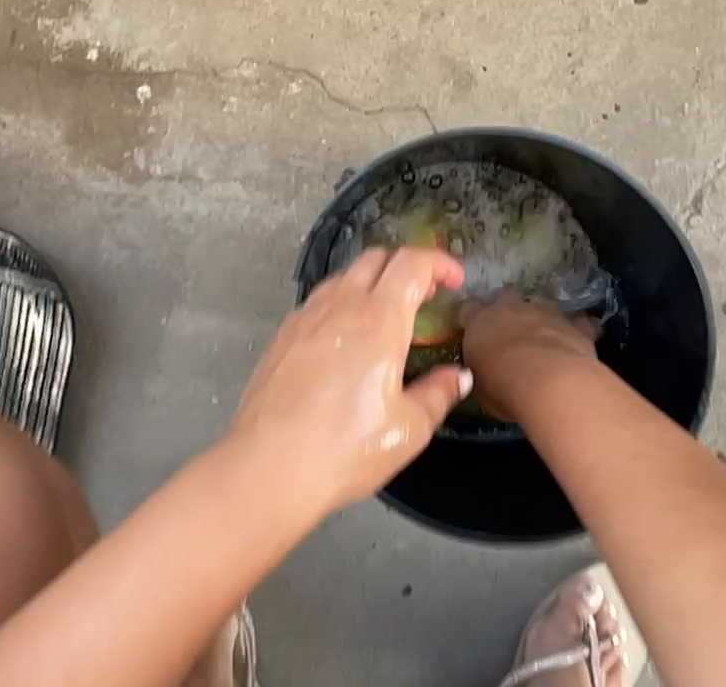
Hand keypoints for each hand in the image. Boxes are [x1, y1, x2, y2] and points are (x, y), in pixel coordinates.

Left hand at [227, 248, 472, 513]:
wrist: (267, 467)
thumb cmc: (344, 450)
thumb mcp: (408, 429)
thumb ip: (438, 394)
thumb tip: (458, 376)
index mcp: (377, 321)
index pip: (411, 263)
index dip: (438, 263)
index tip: (454, 281)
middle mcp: (339, 307)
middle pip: (375, 258)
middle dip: (406, 266)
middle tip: (425, 296)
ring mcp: (305, 317)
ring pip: (344, 276)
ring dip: (372, 282)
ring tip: (386, 316)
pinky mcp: (283, 335)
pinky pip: (318, 302)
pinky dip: (342, 303)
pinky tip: (346, 339)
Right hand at [459, 291, 601, 422]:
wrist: (549, 382)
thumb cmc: (503, 386)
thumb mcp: (479, 385)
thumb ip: (481, 369)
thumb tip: (484, 369)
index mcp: (480, 322)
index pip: (469, 309)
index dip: (472, 317)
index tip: (474, 329)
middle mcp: (512, 309)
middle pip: (507, 297)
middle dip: (509, 310)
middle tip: (512, 332)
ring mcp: (546, 313)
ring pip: (543, 304)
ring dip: (542, 316)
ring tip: (545, 336)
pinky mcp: (575, 325)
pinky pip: (578, 322)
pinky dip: (578, 328)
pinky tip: (580, 339)